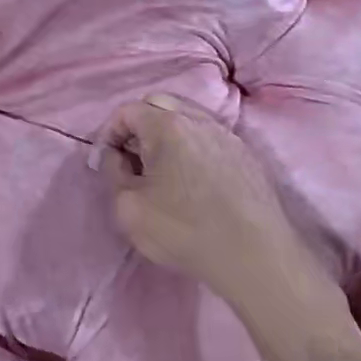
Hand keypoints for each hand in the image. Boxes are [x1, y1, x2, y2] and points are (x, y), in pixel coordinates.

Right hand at [93, 93, 299, 293]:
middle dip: (138, 126)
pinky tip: (193, 180)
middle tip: (132, 159)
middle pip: (158, 104)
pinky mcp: (246, 155)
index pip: (127, 110)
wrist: (255, 256)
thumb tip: (115, 155)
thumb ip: (112, 172)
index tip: (106, 160)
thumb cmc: (185, 230)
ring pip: (187, 118)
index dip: (109, 132)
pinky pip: (209, 137)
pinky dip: (192, 147)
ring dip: (167, 135)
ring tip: (162, 171)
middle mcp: (198, 119)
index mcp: (167, 125)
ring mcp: (227, 135)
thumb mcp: (129, 208)